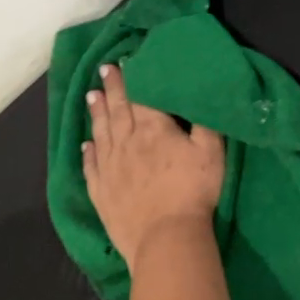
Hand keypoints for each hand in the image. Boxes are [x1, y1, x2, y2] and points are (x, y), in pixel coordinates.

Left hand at [84, 63, 225, 267]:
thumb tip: (197, 95)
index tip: (123, 62)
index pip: (140, 98)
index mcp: (154, 130)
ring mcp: (111, 169)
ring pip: (101, 134)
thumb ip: (205, 122)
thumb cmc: (194, 190)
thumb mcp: (212, 151)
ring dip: (97, 113)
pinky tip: (87, 144)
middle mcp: (127, 143)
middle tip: (103, 71)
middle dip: (112, 89)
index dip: (133, 79)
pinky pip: (91, 166)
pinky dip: (88, 152)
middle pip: (118, 111)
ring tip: (92, 97)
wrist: (166, 237)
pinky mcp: (102, 192)